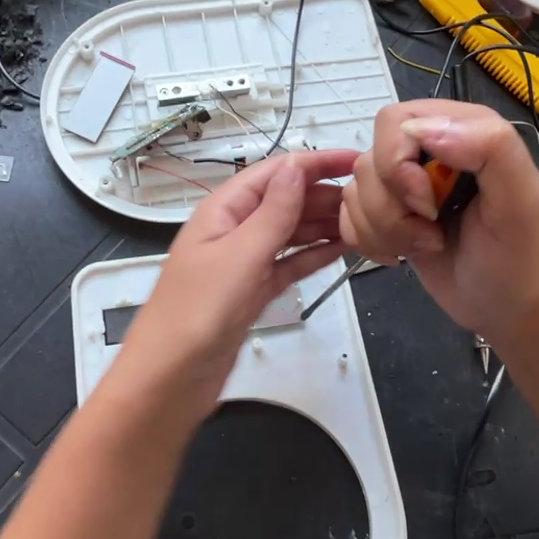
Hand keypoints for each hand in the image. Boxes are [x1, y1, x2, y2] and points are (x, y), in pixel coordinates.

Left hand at [119, 150, 356, 415]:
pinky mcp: (253, 291)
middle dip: (325, 194)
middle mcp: (233, 230)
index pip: (275, 172)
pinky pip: (290, 263)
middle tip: (368, 197)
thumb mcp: (240, 255)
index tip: (354, 160)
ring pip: (291, 231)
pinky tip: (340, 249)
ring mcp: (243, 262)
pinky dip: (314, 254)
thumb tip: (296, 168)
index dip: (315, 162)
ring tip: (362, 221)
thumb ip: (273, 212)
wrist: (171, 378)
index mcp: (222, 211)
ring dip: (324, 224)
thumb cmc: (194, 315)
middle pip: (285, 199)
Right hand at [340, 101, 538, 334]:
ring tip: (427, 245)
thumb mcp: (523, 202)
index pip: (395, 122)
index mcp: (461, 127)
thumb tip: (421, 127)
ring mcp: (402, 181)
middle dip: (390, 206)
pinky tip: (402, 254)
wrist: (503, 305)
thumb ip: (491, 148)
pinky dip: (368, 241)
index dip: (397, 166)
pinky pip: (347, 215)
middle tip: (430, 231)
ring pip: (354, 190)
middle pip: (369, 159)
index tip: (429, 207)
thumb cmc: (517, 256)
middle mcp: (426, 147)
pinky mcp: (384, 211)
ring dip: (385, 230)